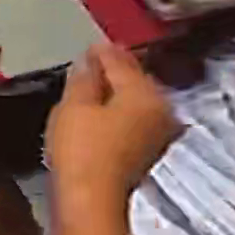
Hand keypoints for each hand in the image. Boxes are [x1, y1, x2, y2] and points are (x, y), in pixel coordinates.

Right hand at [45, 43, 179, 217]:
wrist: (91, 193)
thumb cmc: (80, 146)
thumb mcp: (73, 108)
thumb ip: (83, 81)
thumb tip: (89, 62)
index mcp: (145, 96)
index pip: (124, 66)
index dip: (106, 53)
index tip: (95, 42)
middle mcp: (162, 109)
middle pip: (138, 82)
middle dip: (118, 70)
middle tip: (96, 58)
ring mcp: (159, 131)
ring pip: (138, 100)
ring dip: (119, 90)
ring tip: (98, 81)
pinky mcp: (148, 147)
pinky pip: (136, 117)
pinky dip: (121, 108)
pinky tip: (105, 108)